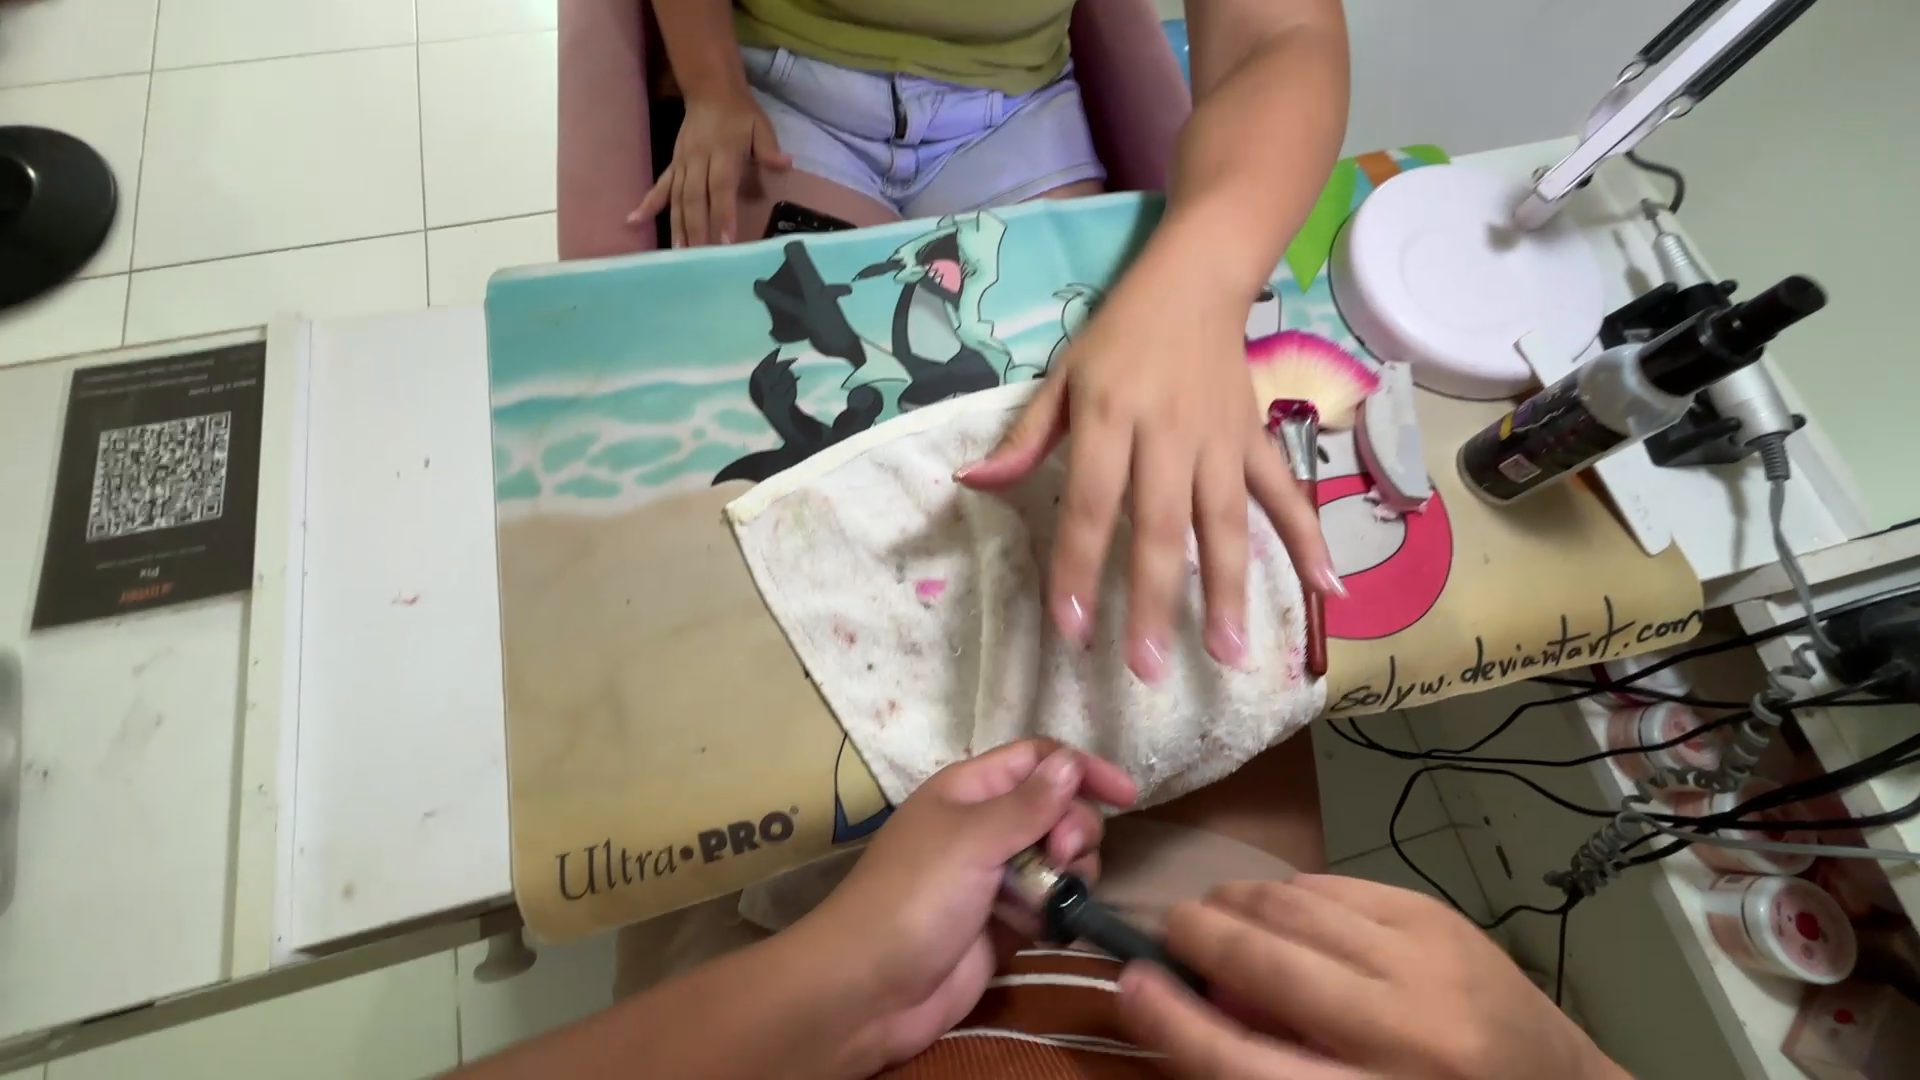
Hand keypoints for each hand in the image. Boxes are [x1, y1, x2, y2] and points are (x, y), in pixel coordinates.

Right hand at [629, 89, 790, 246]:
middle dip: (697, 229)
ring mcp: (682, 164)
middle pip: (695, 199)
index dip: (723, 215)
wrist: (710, 90)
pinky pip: (659, 187)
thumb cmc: (740, 114)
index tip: (726, 241)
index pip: (721, 188)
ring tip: (677, 253)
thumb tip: (785, 163)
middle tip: (698, 258)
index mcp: (722, 153)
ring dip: (676, 225)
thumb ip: (769, 149)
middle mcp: (697, 160)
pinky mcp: (673, 165)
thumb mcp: (760, 126)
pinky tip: (633, 221)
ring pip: (676, 198)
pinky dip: (647, 205)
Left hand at [798, 739, 1137, 1069]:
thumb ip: (1028, 803)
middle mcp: (986, 824)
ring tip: (1047, 896)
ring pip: (1059, 856)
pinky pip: (1049, 901)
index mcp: (970, 788)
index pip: (1037, 759)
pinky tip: (1039, 925)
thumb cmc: (915, 895)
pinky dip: (1054, 909)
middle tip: (1061, 855)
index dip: (1081, 768)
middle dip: (1073, 826)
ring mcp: (996, 874)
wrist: (870, 989)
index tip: (1127, 795)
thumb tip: (1072, 760)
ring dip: (1067, 872)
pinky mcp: (1005, 920)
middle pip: (1056, 807)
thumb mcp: (972, 839)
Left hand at [955, 263, 1338, 681]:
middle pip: (1162, 528)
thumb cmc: (1118, 336)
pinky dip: (1308, 538)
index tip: (1072, 627)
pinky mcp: (1257, 438)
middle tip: (1149, 669)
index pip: (1093, 505)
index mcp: (1110, 417)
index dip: (1080, 567)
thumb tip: (972, 483)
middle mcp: (1168, 434)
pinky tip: (1327, 589)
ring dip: (1231, 589)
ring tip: (1231, 655)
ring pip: (1226, 522)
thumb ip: (1024, 439)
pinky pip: (1285, 492)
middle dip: (1156, 602)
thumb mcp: (1060, 378)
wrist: (1195, 283)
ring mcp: (1221, 439)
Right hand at [1117, 877, 1627, 1079]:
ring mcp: (1424, 962)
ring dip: (1233, 905)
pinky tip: (1287, 916)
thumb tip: (1193, 993)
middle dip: (1193, 935)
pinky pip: (1325, 886)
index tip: (1128, 980)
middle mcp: (1404, 1035)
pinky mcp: (1433, 915)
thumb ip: (1267, 1065)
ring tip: (1220, 916)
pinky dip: (1288, 898)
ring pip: (1284, 906)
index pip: (1242, 1065)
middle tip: (1171, 931)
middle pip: (1258, 963)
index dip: (1172, 1020)